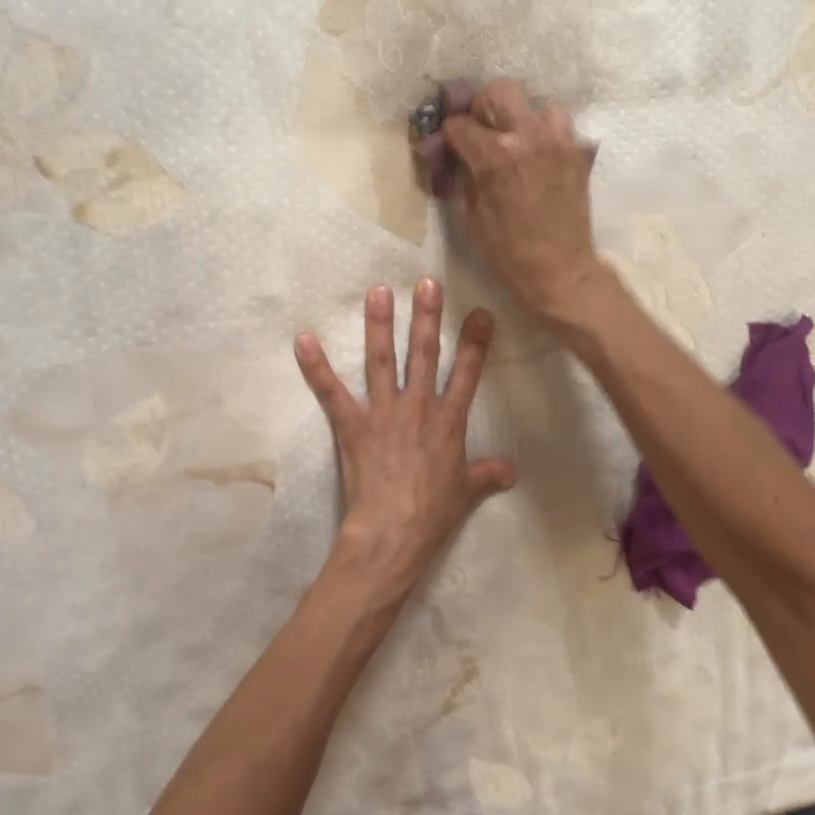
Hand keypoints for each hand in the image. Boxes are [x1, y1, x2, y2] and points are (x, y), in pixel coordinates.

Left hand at [294, 278, 517, 609]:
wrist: (394, 531)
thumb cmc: (433, 513)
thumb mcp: (467, 493)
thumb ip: (488, 475)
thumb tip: (512, 471)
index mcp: (449, 421)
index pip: (467, 374)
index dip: (475, 343)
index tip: (480, 313)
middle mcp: (418, 407)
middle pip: (424, 353)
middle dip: (427, 316)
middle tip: (427, 282)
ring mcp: (383, 413)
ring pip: (381, 360)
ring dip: (379, 324)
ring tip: (377, 291)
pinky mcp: (352, 426)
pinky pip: (331, 392)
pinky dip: (315, 367)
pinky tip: (303, 340)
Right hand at [440, 80, 602, 319]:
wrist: (560, 271)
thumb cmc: (508, 252)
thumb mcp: (470, 217)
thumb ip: (461, 176)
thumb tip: (452, 155)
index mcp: (496, 155)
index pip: (461, 124)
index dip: (449, 134)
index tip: (448, 145)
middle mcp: (529, 136)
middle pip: (499, 92)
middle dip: (483, 108)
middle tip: (480, 131)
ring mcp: (559, 140)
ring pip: (535, 106)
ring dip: (520, 119)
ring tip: (515, 144)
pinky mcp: (579, 152)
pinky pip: (559, 128)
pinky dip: (546, 136)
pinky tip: (539, 157)